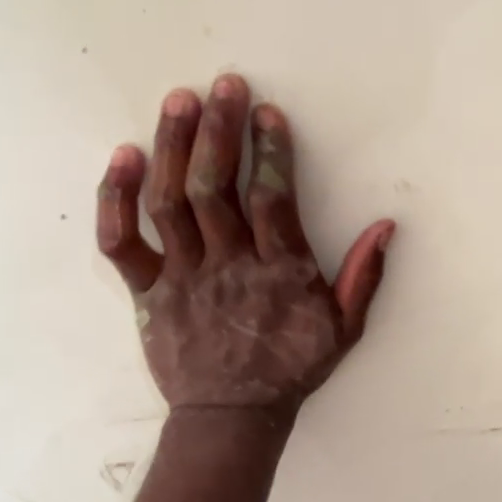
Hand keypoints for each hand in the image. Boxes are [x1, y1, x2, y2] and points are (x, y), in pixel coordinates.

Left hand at [95, 75, 394, 416]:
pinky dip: (116, 198)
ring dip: (173, 146)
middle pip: (216, 188)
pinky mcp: (146, 291)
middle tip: (222, 84)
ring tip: (179, 100)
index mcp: (281, 273)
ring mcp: (182, 277)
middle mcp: (229, 266)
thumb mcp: (346, 327)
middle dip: (218, 131)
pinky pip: (121, 241)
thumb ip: (365, 276)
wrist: (231, 417)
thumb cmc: (294, 367)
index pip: (273, 199)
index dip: (270, 152)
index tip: (266, 112)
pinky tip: (124, 156)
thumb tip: (386, 226)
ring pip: (170, 202)